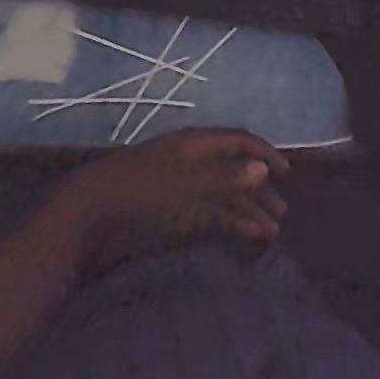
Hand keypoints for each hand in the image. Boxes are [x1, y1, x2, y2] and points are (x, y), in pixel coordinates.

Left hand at [40, 129, 290, 274]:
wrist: (91, 216)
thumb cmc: (138, 190)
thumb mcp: (183, 182)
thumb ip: (223, 176)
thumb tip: (262, 168)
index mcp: (191, 145)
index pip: (235, 141)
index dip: (262, 152)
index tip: (288, 173)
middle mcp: (190, 163)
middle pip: (231, 169)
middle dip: (257, 187)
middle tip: (282, 212)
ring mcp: (180, 190)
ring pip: (222, 195)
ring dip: (247, 210)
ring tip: (271, 231)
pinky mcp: (170, 215)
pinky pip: (208, 216)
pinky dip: (229, 224)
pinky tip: (246, 237)